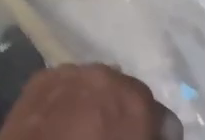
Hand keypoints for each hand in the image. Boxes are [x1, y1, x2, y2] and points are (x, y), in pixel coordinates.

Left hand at [0, 64, 181, 139]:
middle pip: (126, 93)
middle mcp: (105, 76)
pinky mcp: (41, 77)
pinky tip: (61, 123)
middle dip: (125, 114)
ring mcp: (69, 72)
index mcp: (137, 101)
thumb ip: (148, 136)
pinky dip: (67, 100)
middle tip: (116, 137)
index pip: (163, 117)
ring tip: (86, 130)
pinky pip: (64, 85)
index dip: (157, 135)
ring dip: (95, 103)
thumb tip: (144, 132)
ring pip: (93, 85)